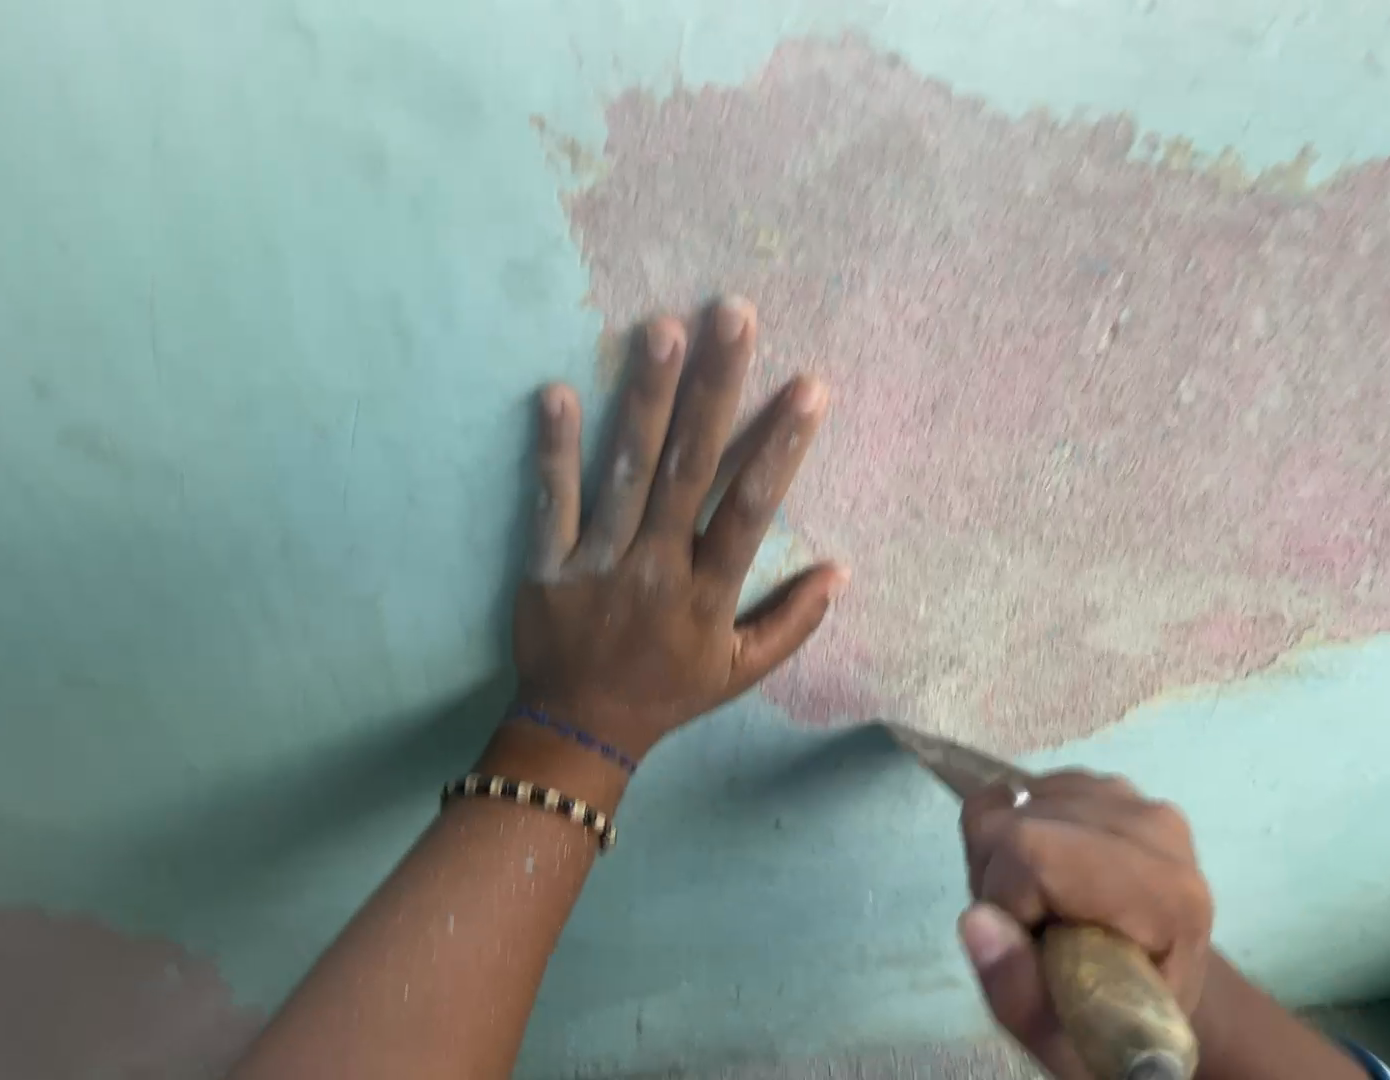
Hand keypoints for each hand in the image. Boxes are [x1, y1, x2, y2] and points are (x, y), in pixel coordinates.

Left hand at [512, 297, 847, 761]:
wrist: (580, 728)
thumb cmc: (669, 693)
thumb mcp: (742, 672)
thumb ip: (794, 622)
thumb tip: (842, 570)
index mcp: (708, 593)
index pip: (752, 510)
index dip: (782, 447)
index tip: (808, 387)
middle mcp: (657, 567)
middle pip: (690, 469)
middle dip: (715, 389)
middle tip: (732, 316)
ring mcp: (598, 562)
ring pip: (626, 472)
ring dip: (645, 399)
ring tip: (662, 328)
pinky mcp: (547, 564)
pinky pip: (550, 503)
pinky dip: (553, 451)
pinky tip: (555, 392)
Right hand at [958, 771, 1213, 1078]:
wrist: (1159, 983)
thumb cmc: (1114, 1026)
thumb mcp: (1062, 1043)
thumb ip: (1017, 991)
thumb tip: (975, 919)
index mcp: (1165, 896)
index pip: (1032, 851)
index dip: (1003, 895)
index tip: (1025, 944)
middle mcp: (1155, 829)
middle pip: (1016, 819)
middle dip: (993, 872)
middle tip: (1024, 925)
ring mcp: (1134, 797)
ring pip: (1013, 797)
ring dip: (1001, 848)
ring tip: (1037, 899)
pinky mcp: (1112, 783)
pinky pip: (1026, 788)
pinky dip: (1016, 825)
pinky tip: (1047, 867)